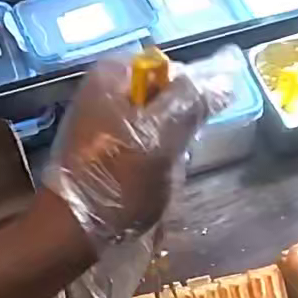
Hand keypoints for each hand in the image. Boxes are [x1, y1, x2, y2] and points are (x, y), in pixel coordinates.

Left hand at [43, 51, 222, 248]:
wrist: (72, 228)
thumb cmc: (117, 180)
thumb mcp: (160, 137)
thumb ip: (191, 101)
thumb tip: (225, 74)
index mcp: (112, 73)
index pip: (171, 69)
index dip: (191, 95)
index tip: (196, 125)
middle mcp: (102, 88)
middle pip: (162, 97)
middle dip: (177, 124)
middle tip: (176, 151)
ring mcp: (98, 117)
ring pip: (154, 123)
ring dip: (165, 145)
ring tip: (161, 169)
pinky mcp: (98, 145)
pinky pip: (139, 141)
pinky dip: (149, 157)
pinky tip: (146, 178)